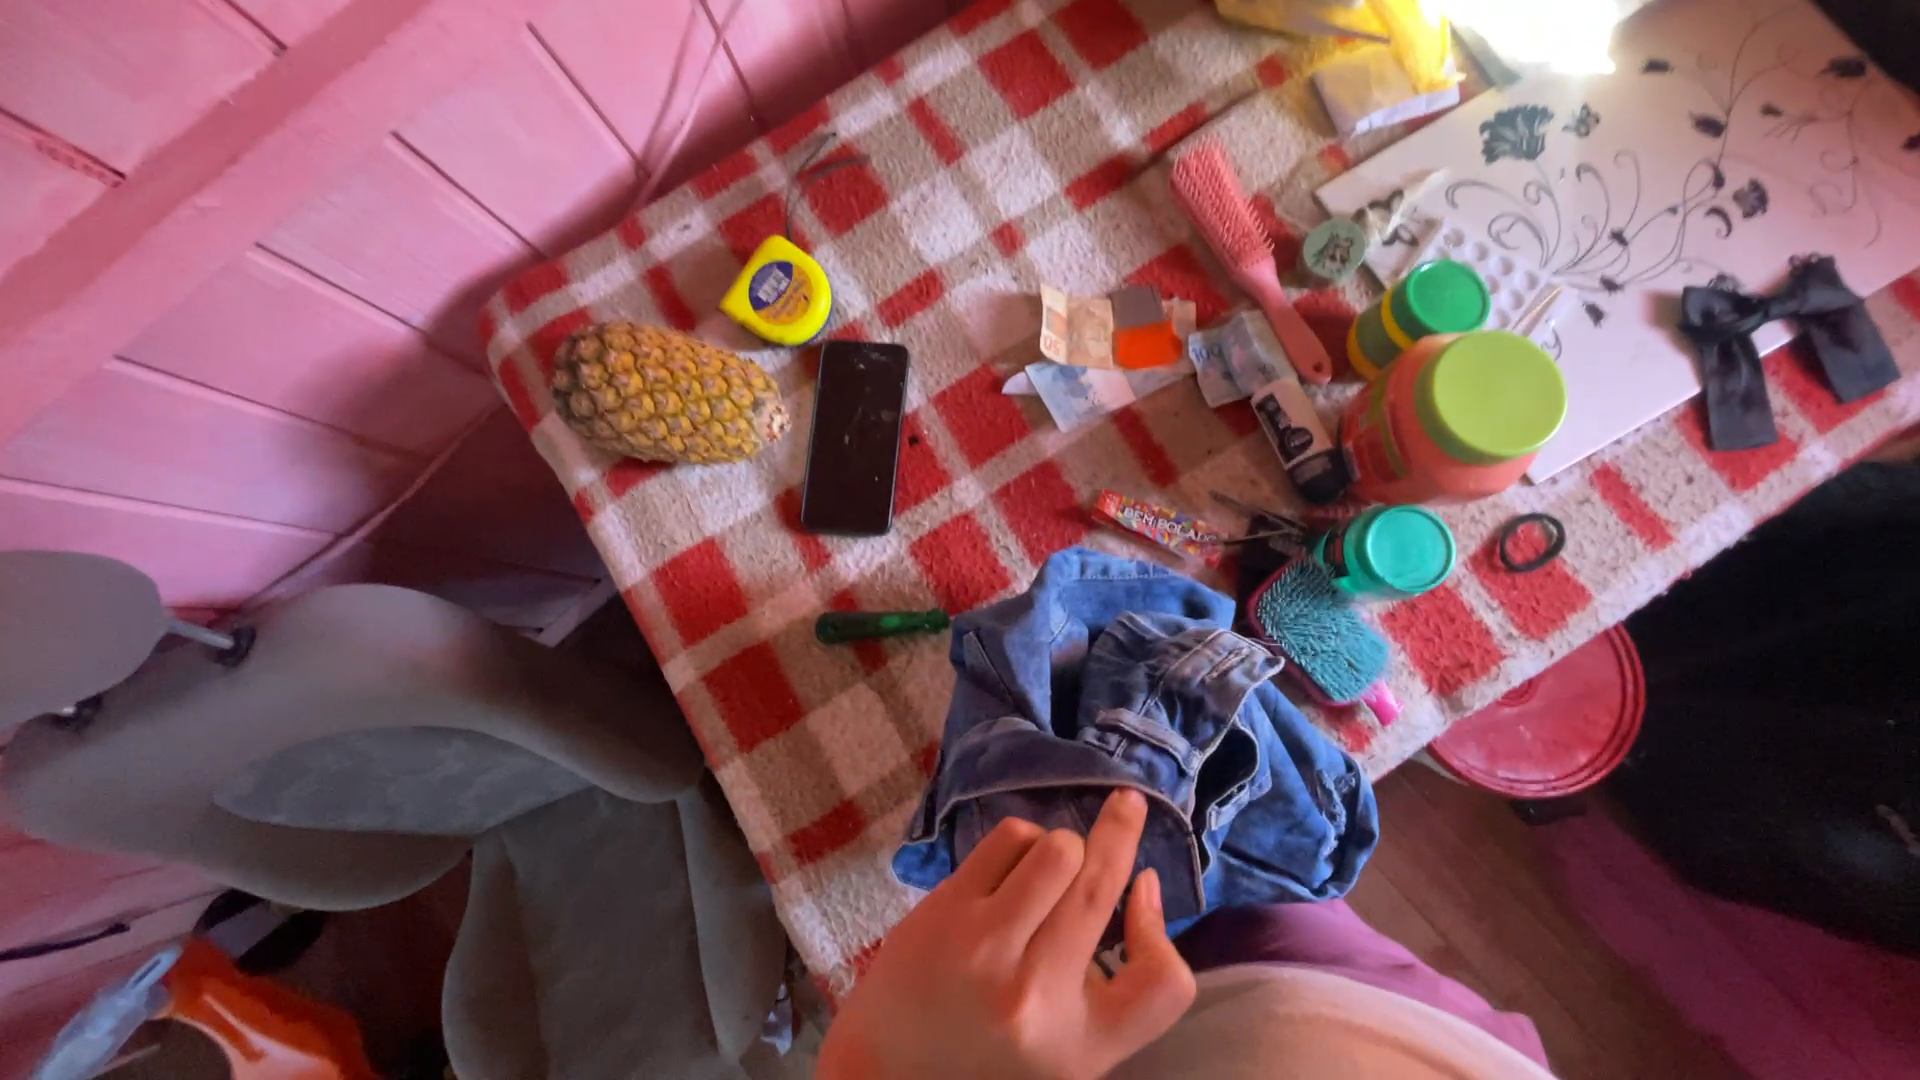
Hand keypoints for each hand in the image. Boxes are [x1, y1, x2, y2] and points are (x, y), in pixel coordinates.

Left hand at [820, 789, 1196, 1079]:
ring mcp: (986, 946)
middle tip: (1128, 802)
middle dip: (1121, 830)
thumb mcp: (1075, 1044)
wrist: (892, 1065)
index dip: (1162, 925)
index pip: (1165, 983)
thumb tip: (1142, 882)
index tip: (1147, 884)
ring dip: (1064, 844)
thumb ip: (1125, 982)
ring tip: (1051, 865)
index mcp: (1079, 1043)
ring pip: (1056, 851)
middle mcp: (1036, 994)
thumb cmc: (996, 1051)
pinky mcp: (948, 908)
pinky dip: (1024, 839)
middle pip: (1100, 886)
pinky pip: (1010, 839)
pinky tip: (1013, 865)